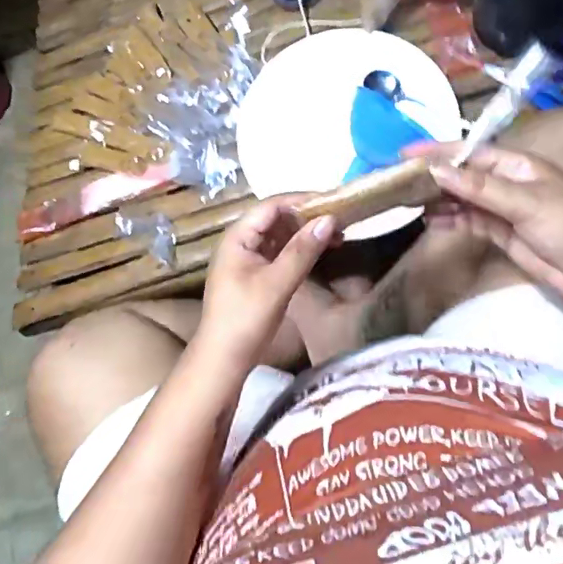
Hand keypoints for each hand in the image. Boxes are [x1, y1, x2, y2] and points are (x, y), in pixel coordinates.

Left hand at [196, 200, 337, 364]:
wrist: (222, 362)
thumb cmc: (245, 318)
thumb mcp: (277, 283)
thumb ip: (303, 250)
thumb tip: (330, 219)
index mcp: (238, 236)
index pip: (272, 205)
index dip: (302, 200)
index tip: (333, 203)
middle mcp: (242, 241)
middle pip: (277, 218)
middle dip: (308, 217)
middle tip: (340, 222)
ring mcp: (248, 258)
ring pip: (281, 235)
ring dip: (306, 234)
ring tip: (336, 236)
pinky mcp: (256, 274)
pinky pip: (281, 252)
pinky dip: (300, 249)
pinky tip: (320, 253)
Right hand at [412, 141, 562, 309]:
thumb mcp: (526, 203)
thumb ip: (480, 187)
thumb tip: (437, 168)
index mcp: (517, 164)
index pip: (469, 152)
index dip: (437, 151)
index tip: (405, 154)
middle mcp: (507, 182)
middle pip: (462, 173)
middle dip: (432, 175)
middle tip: (396, 181)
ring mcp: (504, 209)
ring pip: (462, 198)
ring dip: (438, 199)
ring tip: (405, 201)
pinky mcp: (503, 235)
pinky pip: (469, 222)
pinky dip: (450, 221)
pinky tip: (428, 222)